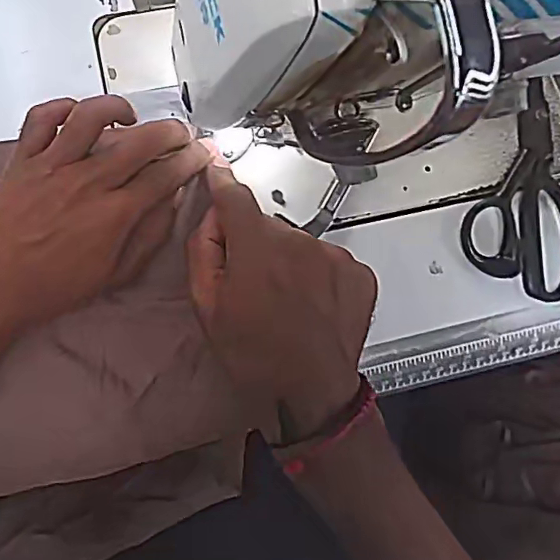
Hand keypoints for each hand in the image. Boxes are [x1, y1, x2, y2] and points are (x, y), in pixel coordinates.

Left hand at [0, 96, 209, 369]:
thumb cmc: (53, 287)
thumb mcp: (116, 273)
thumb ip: (151, 234)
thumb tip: (173, 199)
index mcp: (113, 214)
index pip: (166, 174)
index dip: (191, 159)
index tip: (199, 154)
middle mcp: (86, 183)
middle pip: (142, 139)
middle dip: (172, 131)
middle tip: (177, 135)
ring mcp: (52, 167)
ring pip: (92, 116)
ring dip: (118, 108)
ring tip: (128, 119)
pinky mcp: (23, 160)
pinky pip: (41, 118)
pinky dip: (61, 107)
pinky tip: (76, 115)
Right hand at [186, 161, 377, 441]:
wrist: (309, 391)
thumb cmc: (252, 353)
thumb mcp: (206, 305)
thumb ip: (202, 249)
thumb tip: (213, 218)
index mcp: (256, 246)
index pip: (234, 195)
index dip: (221, 180)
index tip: (217, 168)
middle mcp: (297, 241)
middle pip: (266, 224)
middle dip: (254, 241)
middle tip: (250, 281)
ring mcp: (332, 255)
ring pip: (297, 242)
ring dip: (286, 259)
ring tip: (283, 299)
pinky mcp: (356, 271)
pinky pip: (325, 258)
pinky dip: (315, 273)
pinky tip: (309, 303)